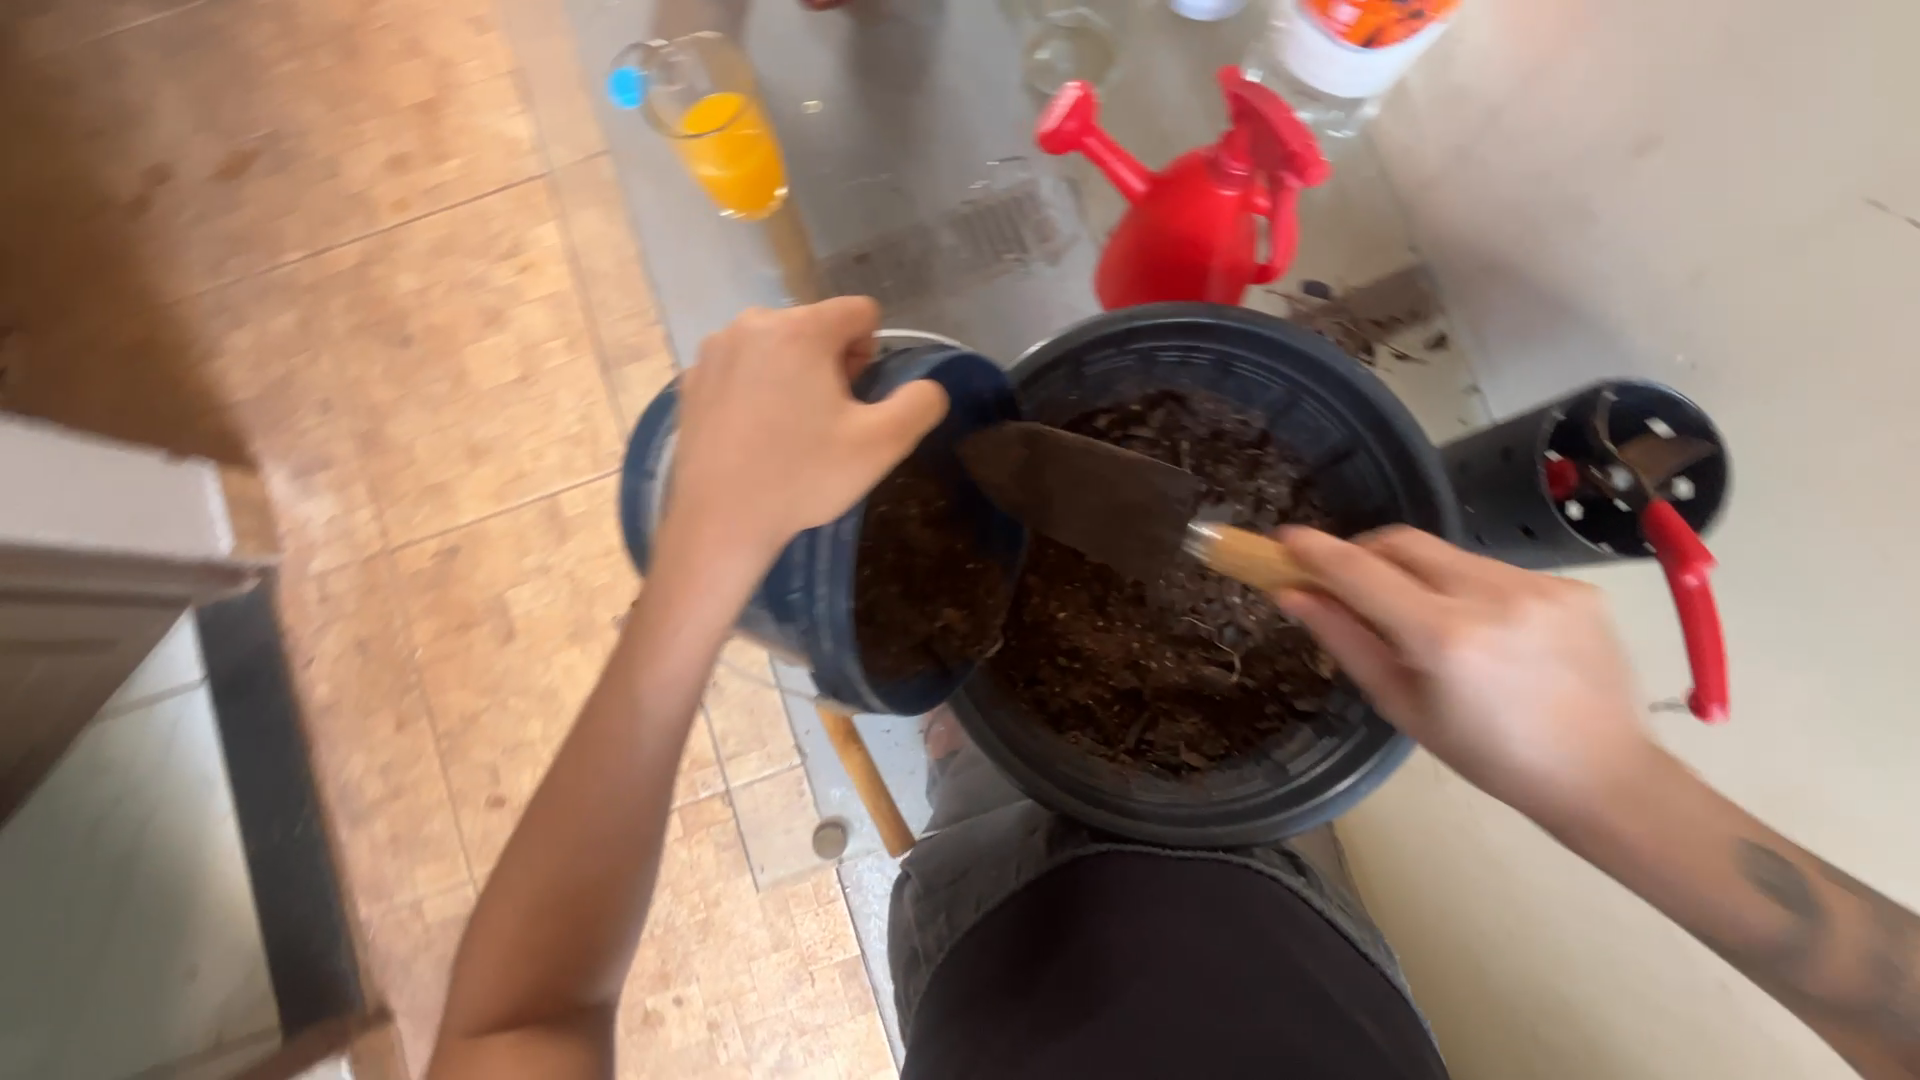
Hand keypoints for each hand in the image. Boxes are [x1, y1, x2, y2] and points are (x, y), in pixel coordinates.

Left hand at [663, 298, 948, 568]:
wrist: (720, 520)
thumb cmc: (804, 477)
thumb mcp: (882, 445)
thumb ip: (920, 404)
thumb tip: (928, 387)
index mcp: (801, 329)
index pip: (860, 312)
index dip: (871, 353)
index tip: (856, 399)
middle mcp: (752, 324)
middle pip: (816, 327)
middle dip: (831, 364)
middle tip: (826, 422)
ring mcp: (715, 351)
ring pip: (777, 347)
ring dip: (794, 375)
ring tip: (789, 431)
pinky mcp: (691, 380)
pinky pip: (742, 369)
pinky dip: (756, 391)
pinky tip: (755, 436)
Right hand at [1275, 526, 1657, 824]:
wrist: (1603, 776)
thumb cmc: (1486, 754)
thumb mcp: (1400, 703)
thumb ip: (1344, 640)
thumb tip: (1292, 594)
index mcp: (1444, 637)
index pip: (1361, 572)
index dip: (1317, 551)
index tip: (1285, 539)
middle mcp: (1493, 596)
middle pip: (1402, 542)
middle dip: (1365, 553)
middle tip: (1350, 582)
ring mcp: (1540, 586)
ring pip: (1447, 554)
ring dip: (1417, 573)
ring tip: (1425, 618)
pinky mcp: (1572, 587)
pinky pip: (1492, 569)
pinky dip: (1466, 587)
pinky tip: (1483, 630)